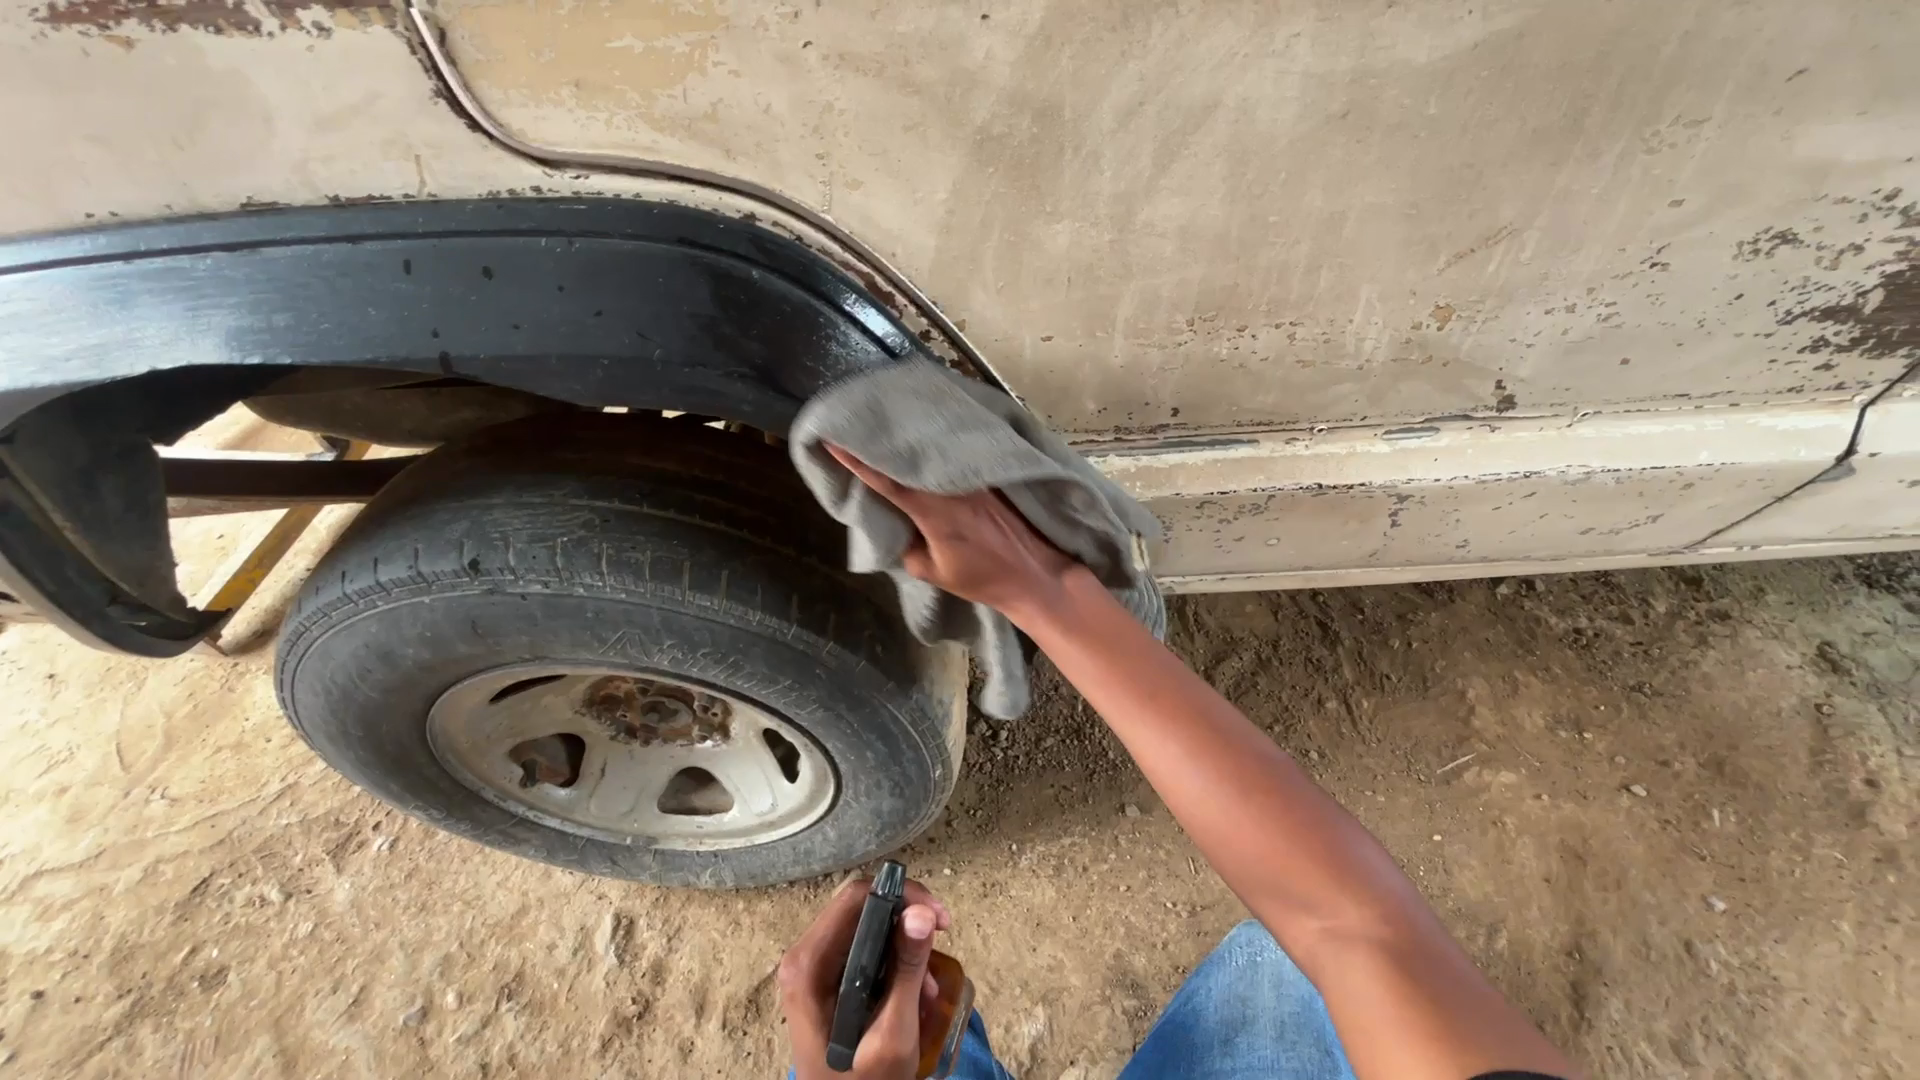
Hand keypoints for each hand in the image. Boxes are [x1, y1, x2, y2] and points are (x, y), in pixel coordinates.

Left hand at [779, 875, 953, 1079]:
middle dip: (907, 922)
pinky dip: (894, 962)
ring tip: (928, 988)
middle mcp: (803, 956)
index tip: (940, 920)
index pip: (856, 897)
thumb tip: (922, 911)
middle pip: (861, 907)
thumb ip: (906, 971)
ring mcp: (811, 967)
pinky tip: (913, 994)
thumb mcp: (893, 1033)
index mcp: (809, 964)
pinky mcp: (823, 978)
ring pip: (866, 926)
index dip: (902, 896)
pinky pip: (863, 948)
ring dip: (904, 947)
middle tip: (942, 941)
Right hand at [826, 444, 1086, 620]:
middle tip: (855, 422)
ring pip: (933, 455)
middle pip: (909, 458)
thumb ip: (908, 547)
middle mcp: (952, 487)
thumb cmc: (983, 579)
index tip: (835, 440)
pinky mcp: (987, 479)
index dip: (858, 461)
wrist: (1034, 574)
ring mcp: (972, 479)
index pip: (887, 481)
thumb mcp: (932, 571)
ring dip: (908, 443)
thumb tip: (897, 528)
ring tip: (883, 429)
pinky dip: (933, 450)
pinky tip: (921, 442)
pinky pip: (953, 459)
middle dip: (881, 442)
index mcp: (934, 511)